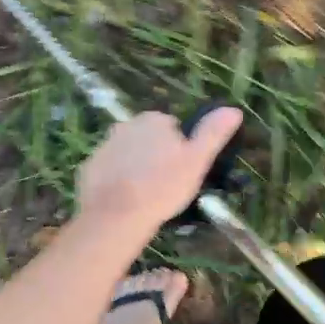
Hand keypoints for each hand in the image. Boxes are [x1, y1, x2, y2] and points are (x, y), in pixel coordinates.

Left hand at [76, 108, 242, 236]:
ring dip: (136, 168)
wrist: (116, 214)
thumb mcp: (197, 161)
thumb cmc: (162, 186)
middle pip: (148, 139)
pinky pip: (109, 170)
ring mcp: (105, 145)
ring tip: (145, 195)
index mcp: (154, 120)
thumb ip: (213, 133)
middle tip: (165, 186)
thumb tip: (234, 110)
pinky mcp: (90, 166)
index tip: (180, 173)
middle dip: (156, 156)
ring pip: (128, 154)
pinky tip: (124, 200)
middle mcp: (126, 125)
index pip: (172, 129)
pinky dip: (116, 180)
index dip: (179, 151)